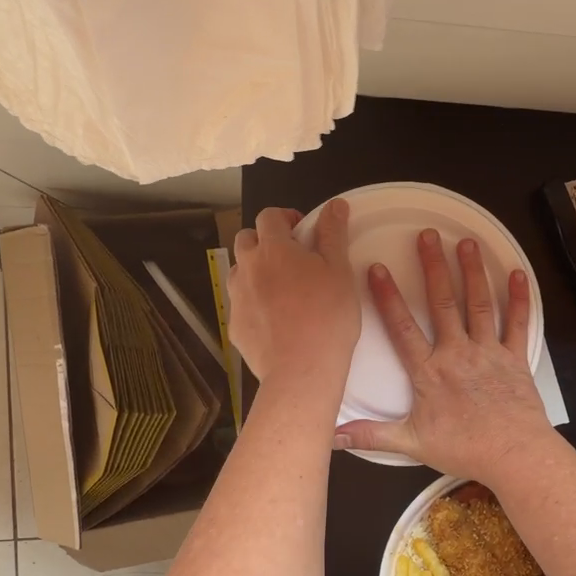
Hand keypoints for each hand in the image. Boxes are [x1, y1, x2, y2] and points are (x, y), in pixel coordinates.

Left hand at [227, 200, 358, 384]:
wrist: (301, 370)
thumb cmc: (327, 318)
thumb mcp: (340, 271)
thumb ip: (333, 234)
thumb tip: (335, 205)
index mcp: (274, 249)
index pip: (269, 216)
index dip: (286, 219)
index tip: (304, 232)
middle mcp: (248, 268)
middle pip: (247, 240)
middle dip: (266, 242)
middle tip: (293, 260)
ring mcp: (237, 298)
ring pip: (241, 272)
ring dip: (257, 272)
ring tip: (284, 291)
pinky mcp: (235, 326)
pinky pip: (242, 305)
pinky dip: (256, 304)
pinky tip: (277, 321)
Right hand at [336, 230, 559, 480]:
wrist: (513, 454)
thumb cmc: (465, 449)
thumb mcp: (412, 443)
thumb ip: (371, 434)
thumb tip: (333, 436)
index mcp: (429, 372)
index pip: (402, 328)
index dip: (388, 297)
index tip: (377, 268)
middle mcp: (457, 354)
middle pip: (442, 303)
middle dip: (433, 267)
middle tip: (428, 236)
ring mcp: (488, 353)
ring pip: (479, 304)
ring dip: (473, 272)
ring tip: (467, 243)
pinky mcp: (515, 359)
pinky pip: (517, 323)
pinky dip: (518, 298)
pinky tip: (518, 274)